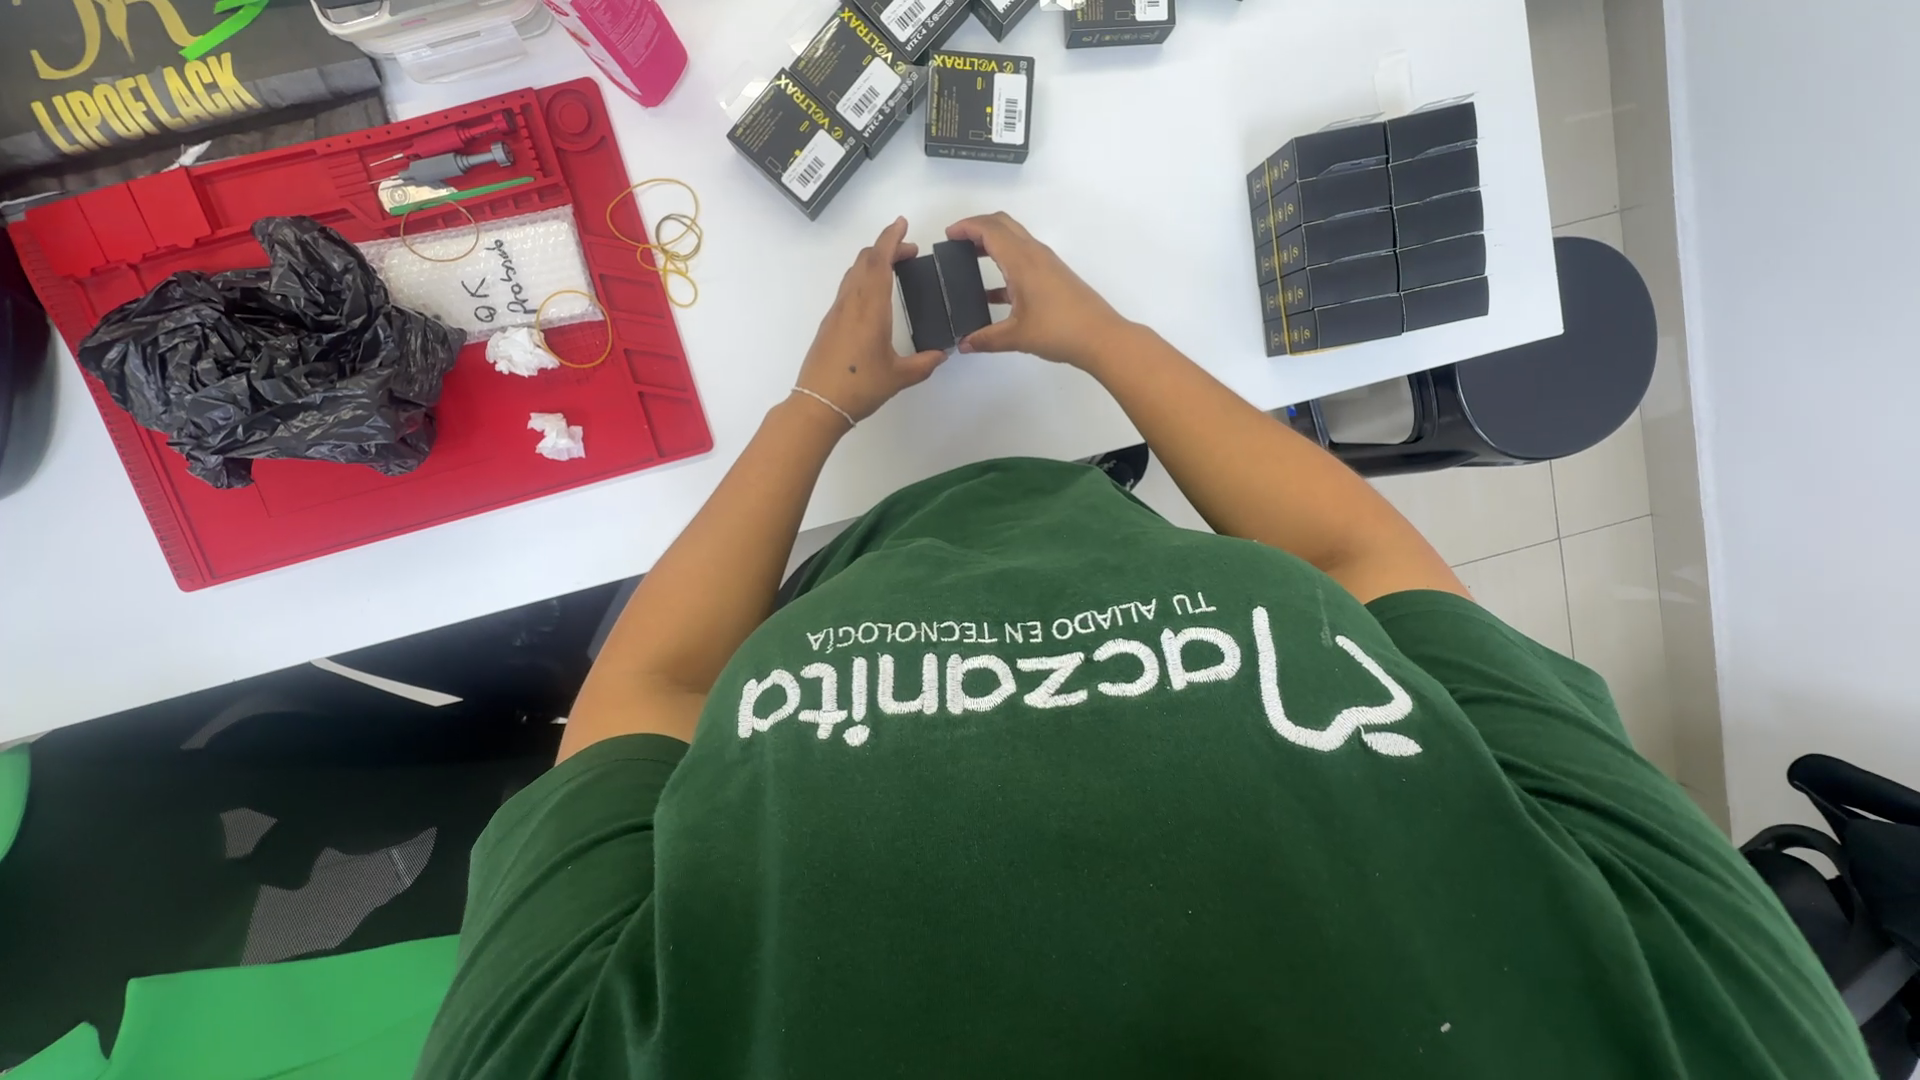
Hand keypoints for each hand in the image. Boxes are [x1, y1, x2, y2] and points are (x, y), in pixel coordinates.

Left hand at [792, 217, 946, 424]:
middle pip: (865, 260)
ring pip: (854, 273)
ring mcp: (837, 312)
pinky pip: (847, 289)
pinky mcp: (829, 324)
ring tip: (893, 269)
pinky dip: (863, 279)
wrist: (819, 403)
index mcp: (871, 309)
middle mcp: (851, 303)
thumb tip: (940, 354)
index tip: (902, 224)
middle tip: (908, 251)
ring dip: (873, 262)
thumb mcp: (899, 377)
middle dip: (886, 248)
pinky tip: (874, 295)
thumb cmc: (860, 388)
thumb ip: (924, 363)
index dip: (891, 238)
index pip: (880, 261)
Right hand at [944, 212, 1133, 369]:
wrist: (1100, 337)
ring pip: (1015, 240)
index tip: (949, 234)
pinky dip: (1006, 264)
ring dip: (992, 244)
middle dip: (978, 227)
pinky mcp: (1054, 276)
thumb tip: (964, 344)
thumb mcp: (1016, 337)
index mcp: (1022, 261)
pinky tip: (994, 293)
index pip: (990, 229)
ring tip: (971, 261)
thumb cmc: (1059, 331)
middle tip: (958, 241)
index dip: (966, 227)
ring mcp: (1047, 264)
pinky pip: (1024, 259)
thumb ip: (986, 339)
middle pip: (1003, 224)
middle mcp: (1035, 255)